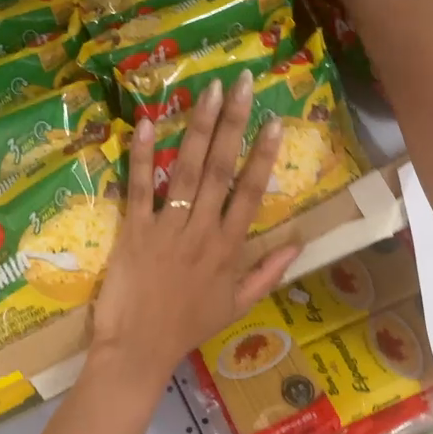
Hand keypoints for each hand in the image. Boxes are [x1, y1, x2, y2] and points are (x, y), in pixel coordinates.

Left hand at [89, 72, 300, 387]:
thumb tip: (298, 243)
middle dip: (234, 124)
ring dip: (199, 129)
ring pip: (187, 171)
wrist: (139, 350)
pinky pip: (139, 188)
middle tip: (242, 83)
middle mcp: (202, 231)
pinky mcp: (133, 231)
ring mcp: (167, 229)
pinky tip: (149, 123)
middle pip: (221, 170)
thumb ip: (268, 273)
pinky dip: (143, 156)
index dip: (263, 155)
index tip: (274, 121)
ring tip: (208, 92)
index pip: (251, 193)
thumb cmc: (187, 329)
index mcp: (229, 248)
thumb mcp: (237, 306)